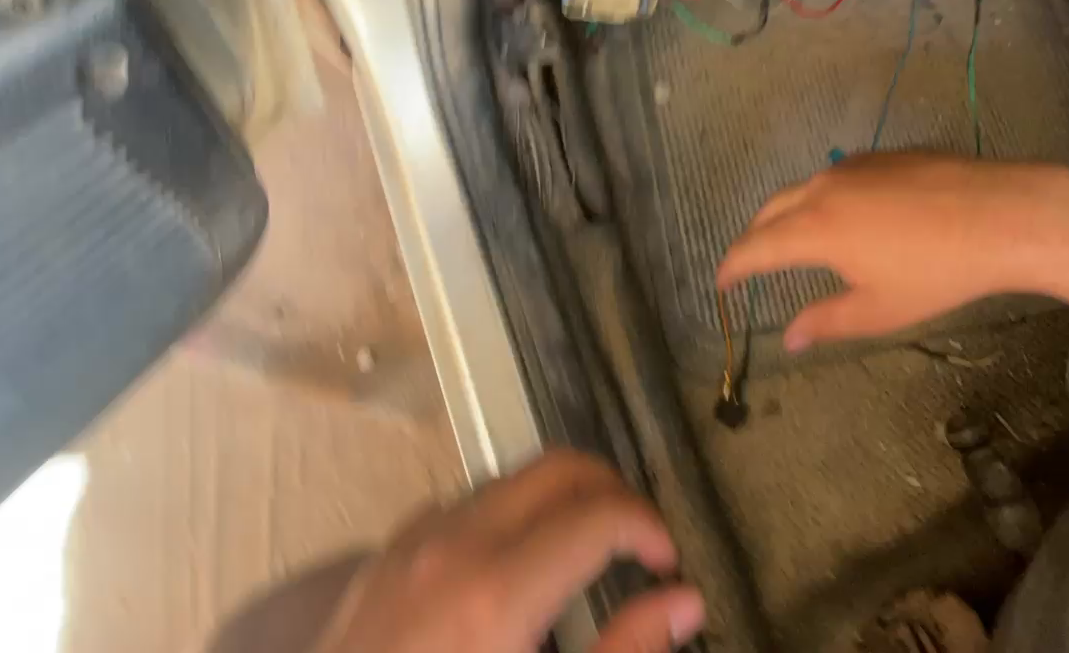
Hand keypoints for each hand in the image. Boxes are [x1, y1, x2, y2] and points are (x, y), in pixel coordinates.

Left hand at [313, 451, 704, 652]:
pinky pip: (464, 502)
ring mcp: (411, 543)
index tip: (669, 565)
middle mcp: (455, 544)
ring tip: (584, 551)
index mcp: (497, 593)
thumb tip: (686, 600)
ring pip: (512, 477)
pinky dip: (508, 513)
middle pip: (558, 467)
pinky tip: (511, 567)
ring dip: (561, 498)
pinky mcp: (382, 557)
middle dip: (612, 490)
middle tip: (637, 541)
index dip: (648, 527)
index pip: (599, 515)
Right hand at [716, 153, 1068, 350]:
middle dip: (753, 238)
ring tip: (790, 239)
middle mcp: (823, 188)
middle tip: (748, 264)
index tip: (721, 284)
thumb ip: (826, 321)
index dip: (733, 267)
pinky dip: (819, 198)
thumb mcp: (880, 309)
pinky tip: (843, 215)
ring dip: (785, 215)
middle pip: (771, 211)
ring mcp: (854, 166)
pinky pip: (834, 177)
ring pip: (802, 189)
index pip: (755, 247)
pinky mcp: (882, 156)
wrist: (1002, 214)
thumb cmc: (938, 271)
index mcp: (815, 228)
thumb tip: (788, 338)